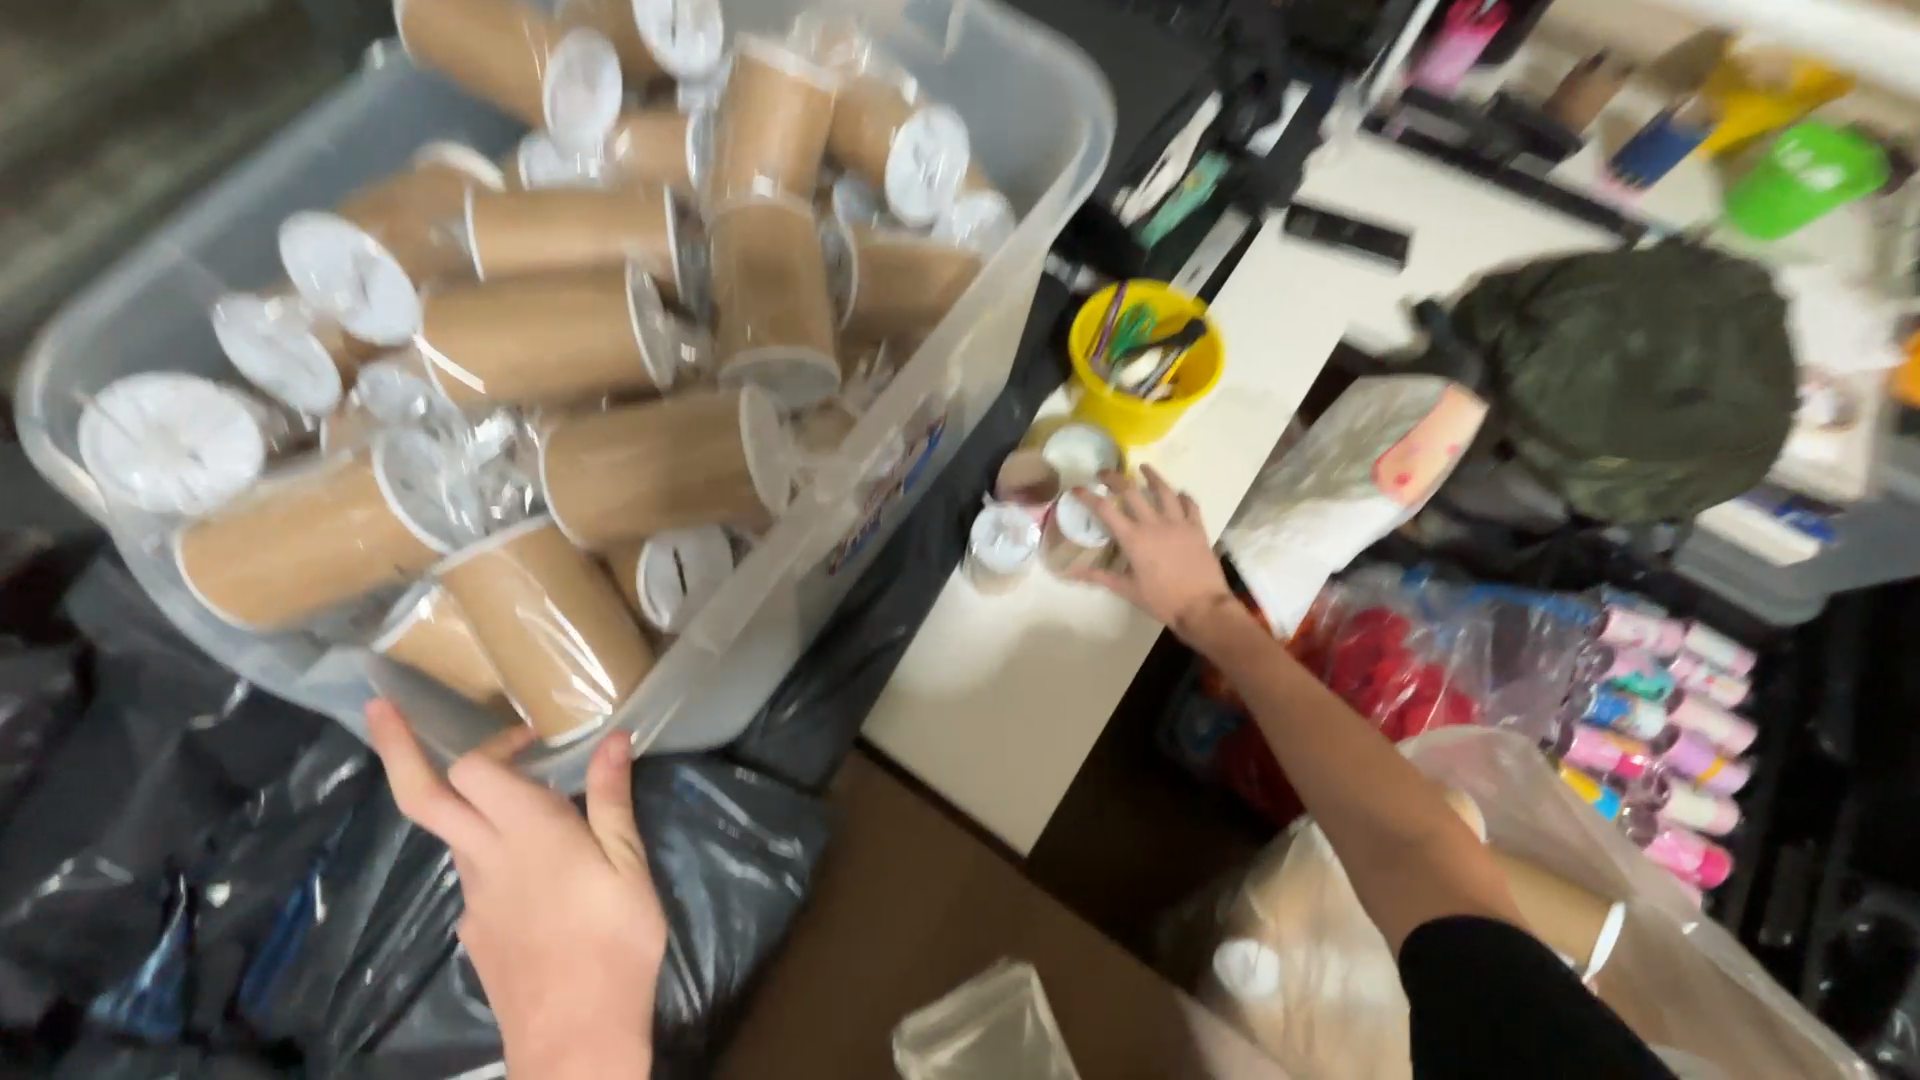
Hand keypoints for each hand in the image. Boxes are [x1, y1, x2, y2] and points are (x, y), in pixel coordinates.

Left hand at [366, 701, 665, 1078]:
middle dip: (397, 749)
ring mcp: (472, 896)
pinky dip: (495, 852)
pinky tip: (542, 874)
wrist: (575, 1034)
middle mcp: (485, 856)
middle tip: (379, 707)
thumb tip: (613, 738)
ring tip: (525, 799)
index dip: (498, 740)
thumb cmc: (614, 939)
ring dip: (469, 803)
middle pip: (423, 796)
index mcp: (527, 831)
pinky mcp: (474, 928)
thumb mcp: (629, 864)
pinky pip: (476, 874)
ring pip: (452, 833)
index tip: (536, 736)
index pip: (478, 768)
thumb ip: (612, 799)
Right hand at [1069, 465, 1241, 643]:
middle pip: (1131, 491)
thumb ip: (1099, 576)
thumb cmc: (1162, 600)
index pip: (1105, 509)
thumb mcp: (1127, 589)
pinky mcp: (1197, 528)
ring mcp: (1179, 523)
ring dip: (1152, 476)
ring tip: (1144, 467)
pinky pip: (1190, 505)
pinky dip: (1183, 496)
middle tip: (1104, 473)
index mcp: (1134, 539)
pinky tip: (1179, 493)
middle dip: (1114, 479)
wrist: (1203, 606)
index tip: (1077, 489)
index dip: (1088, 496)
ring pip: (1164, 491)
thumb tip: (1069, 573)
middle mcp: (1154, 524)